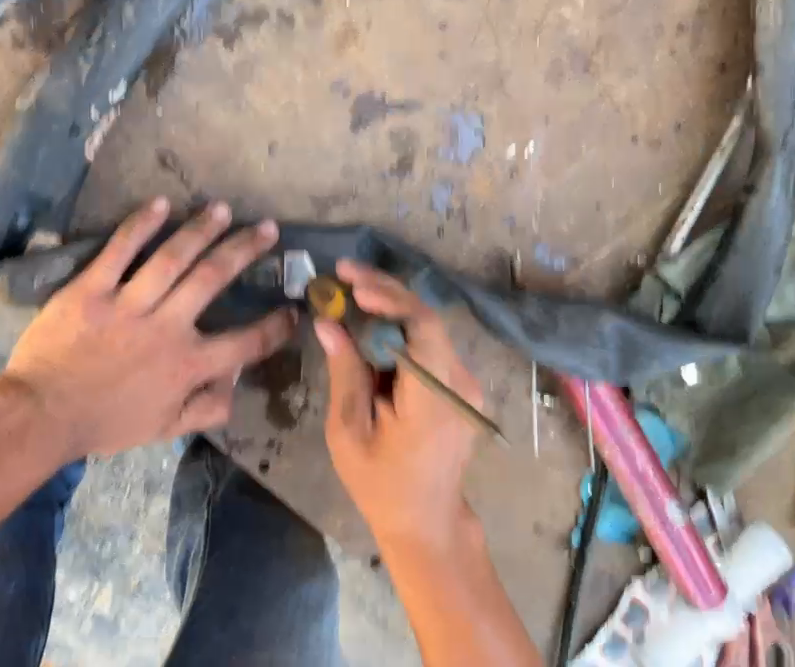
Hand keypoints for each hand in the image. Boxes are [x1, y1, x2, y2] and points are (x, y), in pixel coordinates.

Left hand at [0, 198, 294, 460]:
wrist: (41, 416)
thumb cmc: (104, 423)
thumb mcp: (163, 430)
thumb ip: (205, 410)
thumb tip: (236, 386)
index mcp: (186, 365)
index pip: (244, 343)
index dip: (276, 327)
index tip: (295, 310)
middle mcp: (166, 328)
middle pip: (212, 279)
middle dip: (244, 250)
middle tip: (267, 228)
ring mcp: (128, 304)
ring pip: (173, 257)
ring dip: (201, 229)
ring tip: (223, 209)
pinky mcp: (92, 288)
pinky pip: (120, 250)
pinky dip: (142, 224)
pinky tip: (162, 204)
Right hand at [316, 260, 485, 554]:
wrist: (427, 521)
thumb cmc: (381, 484)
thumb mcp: (349, 432)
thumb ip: (344, 372)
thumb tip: (327, 322)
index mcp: (434, 399)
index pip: (422, 328)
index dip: (389, 298)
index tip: (351, 284)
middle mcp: (460, 383)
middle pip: (426, 319)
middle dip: (384, 291)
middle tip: (344, 274)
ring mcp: (466, 383)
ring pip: (428, 327)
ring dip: (390, 307)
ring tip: (350, 291)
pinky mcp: (460, 386)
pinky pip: (429, 343)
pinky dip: (399, 328)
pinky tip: (370, 321)